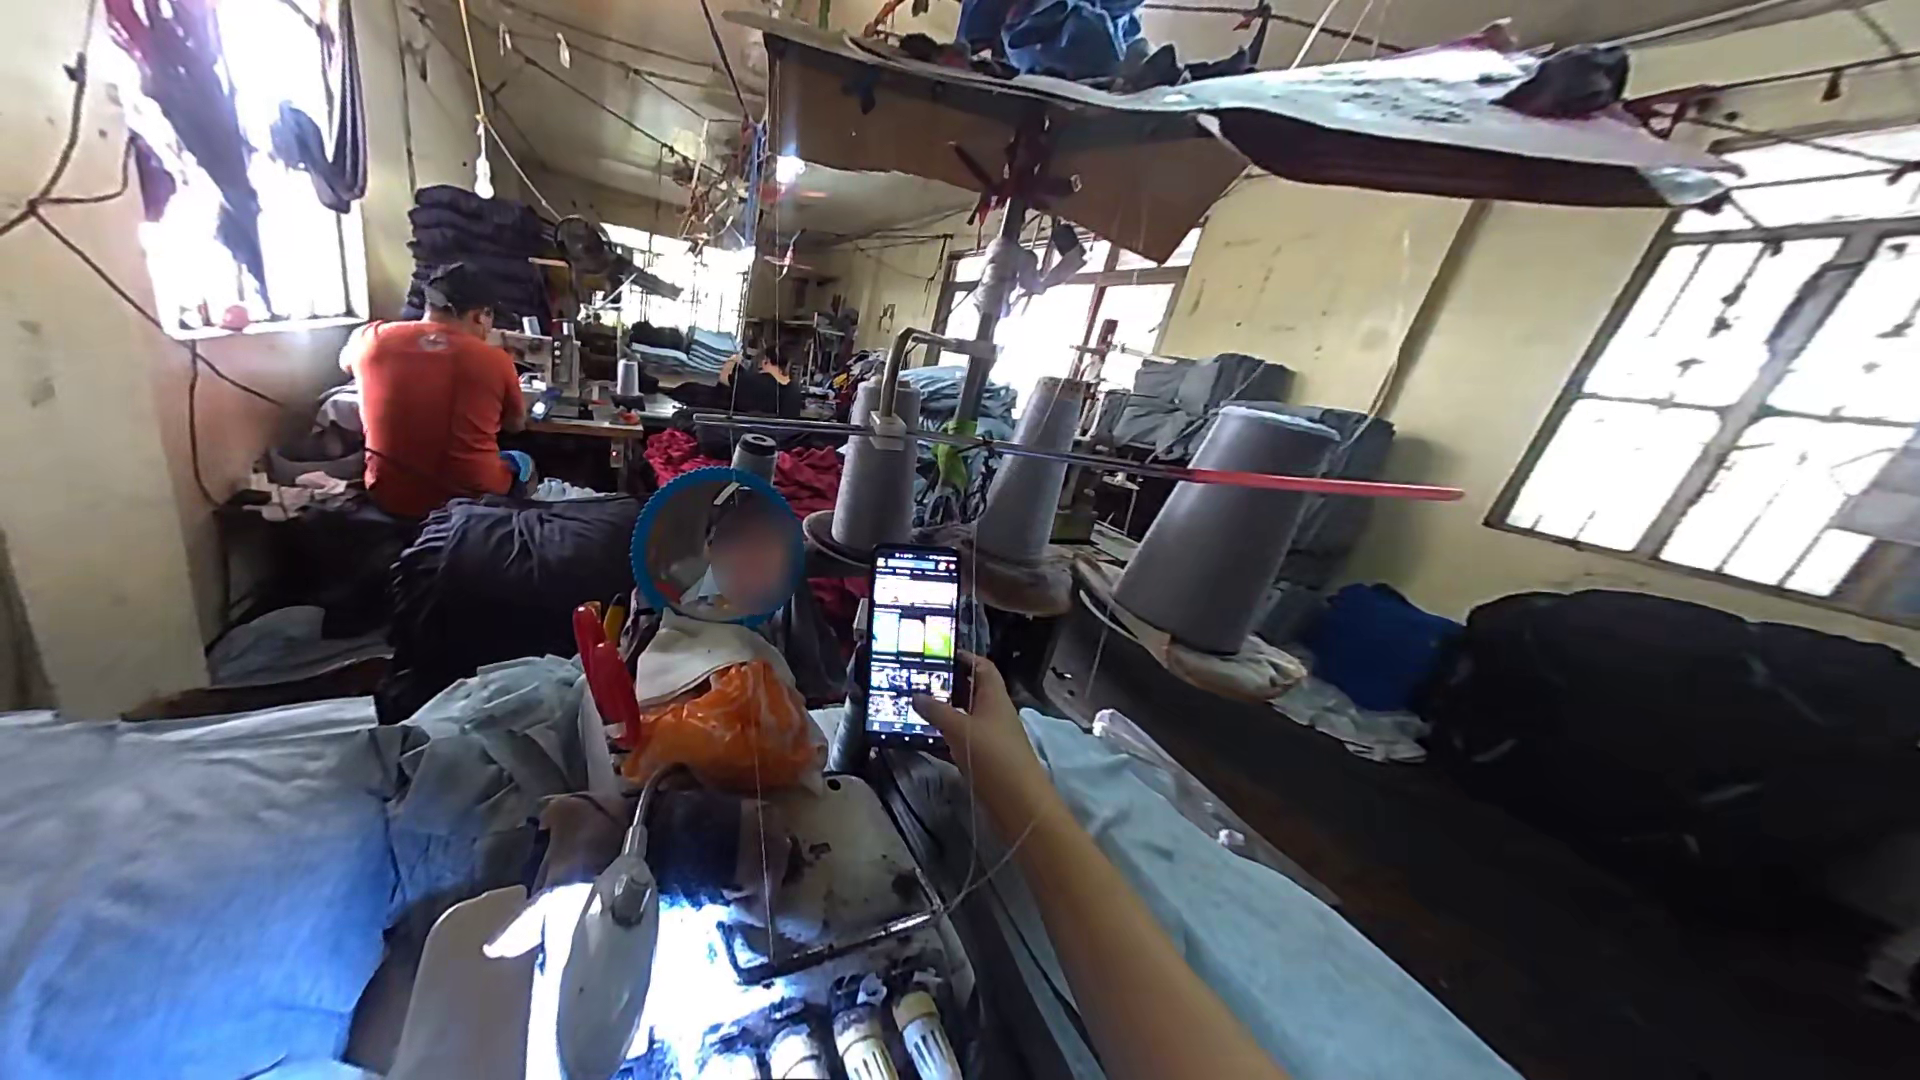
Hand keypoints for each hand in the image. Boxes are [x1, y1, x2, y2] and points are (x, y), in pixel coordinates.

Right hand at [913, 653, 1060, 833]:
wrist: (1018, 802)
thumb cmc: (993, 756)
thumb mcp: (960, 728)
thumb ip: (937, 711)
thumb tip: (916, 695)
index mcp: (994, 697)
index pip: (983, 667)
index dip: (966, 657)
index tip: (940, 654)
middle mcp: (994, 712)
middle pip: (971, 690)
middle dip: (948, 684)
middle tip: (919, 680)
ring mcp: (990, 735)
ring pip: (965, 715)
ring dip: (944, 710)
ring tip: (915, 705)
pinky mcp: (985, 757)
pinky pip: (962, 738)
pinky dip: (945, 735)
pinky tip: (925, 736)